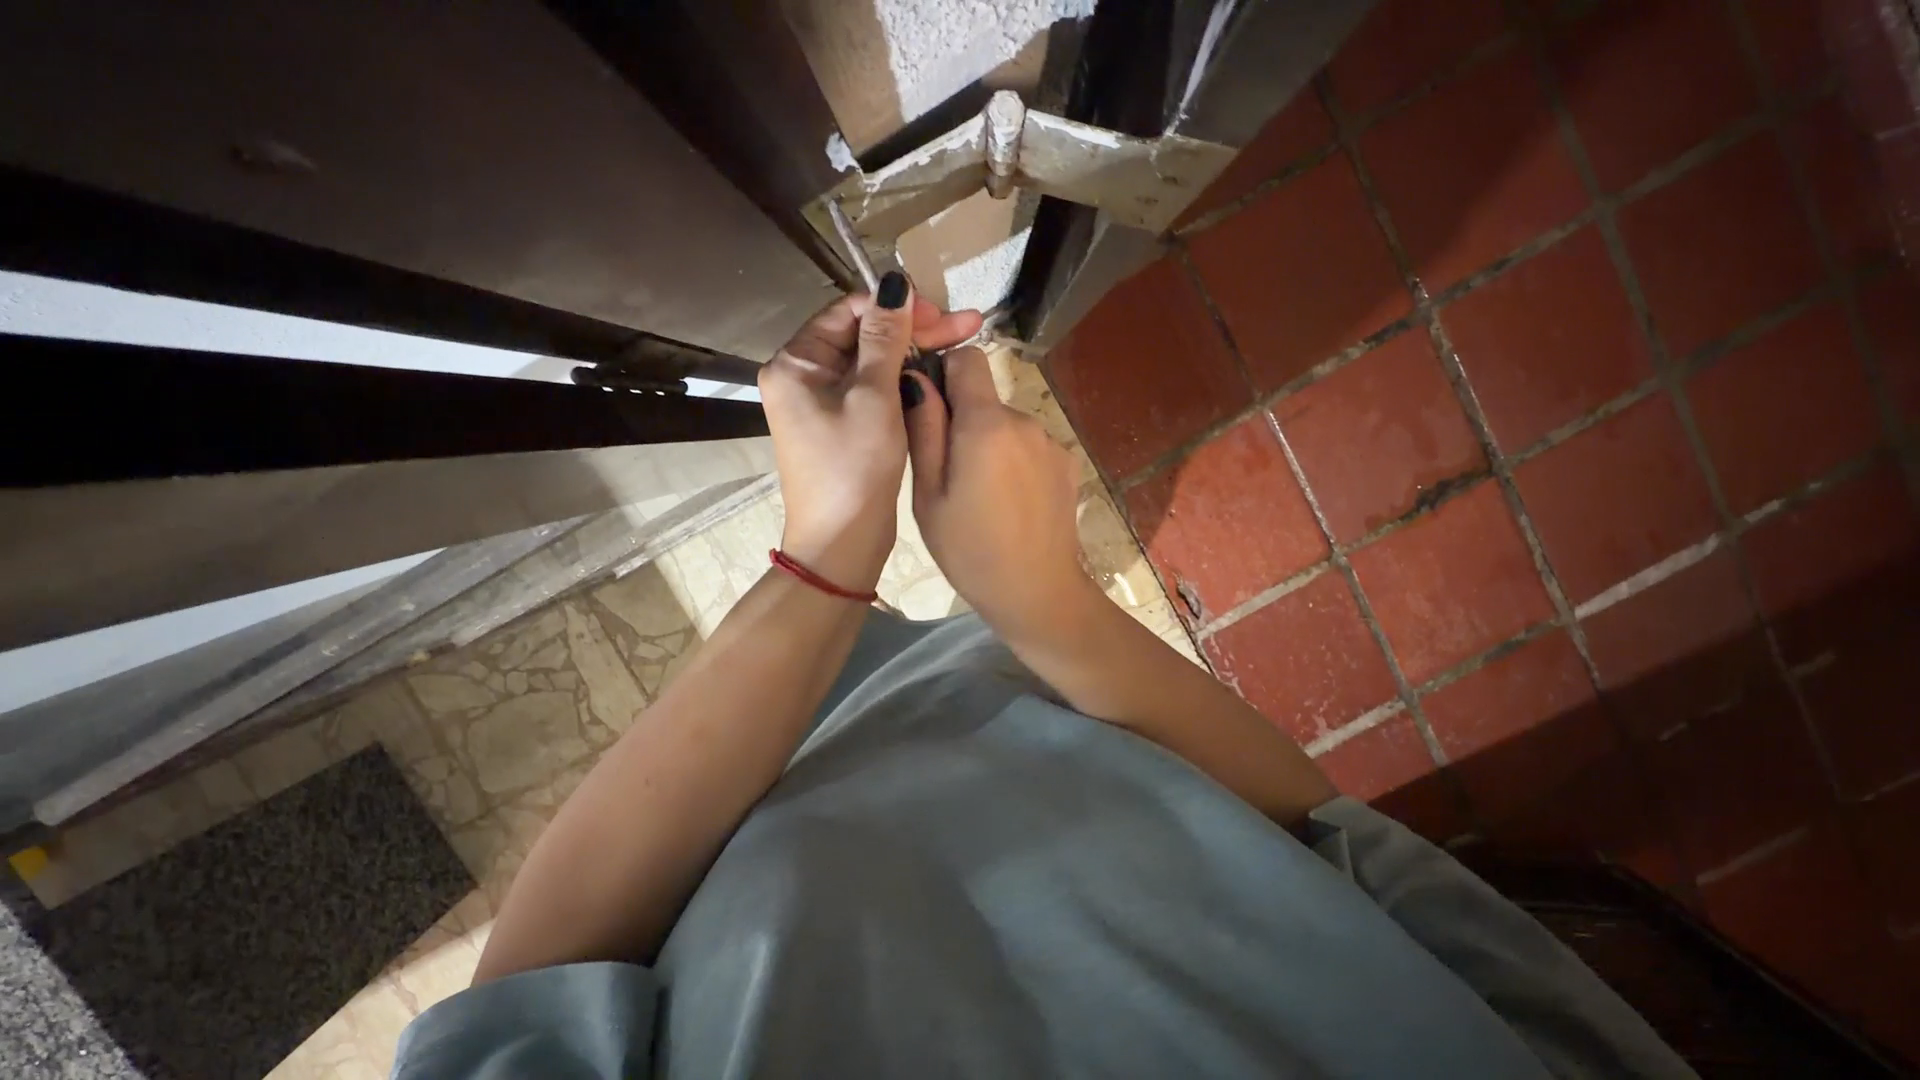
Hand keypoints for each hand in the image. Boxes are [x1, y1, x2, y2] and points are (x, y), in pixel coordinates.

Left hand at [760, 272, 981, 590]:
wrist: (841, 543)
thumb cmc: (853, 468)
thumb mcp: (873, 397)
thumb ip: (885, 338)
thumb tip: (894, 283)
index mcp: (796, 363)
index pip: (847, 311)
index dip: (895, 306)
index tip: (941, 311)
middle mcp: (803, 376)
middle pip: (862, 335)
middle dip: (914, 329)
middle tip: (968, 324)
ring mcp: (823, 403)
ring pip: (873, 363)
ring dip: (915, 352)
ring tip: (965, 341)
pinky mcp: (843, 425)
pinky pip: (874, 390)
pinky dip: (905, 380)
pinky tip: (940, 372)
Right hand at [904, 346, 1096, 640]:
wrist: (1038, 593)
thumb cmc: (969, 550)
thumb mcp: (929, 494)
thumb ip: (924, 429)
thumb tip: (916, 377)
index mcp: (986, 424)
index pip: (968, 358)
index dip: (945, 374)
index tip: (931, 409)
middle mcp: (1025, 420)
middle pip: (985, 398)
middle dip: (963, 421)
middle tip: (949, 474)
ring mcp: (1051, 442)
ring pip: (1006, 425)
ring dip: (990, 445)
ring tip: (980, 495)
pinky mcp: (1067, 464)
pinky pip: (1029, 447)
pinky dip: (1015, 463)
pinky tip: (1010, 503)